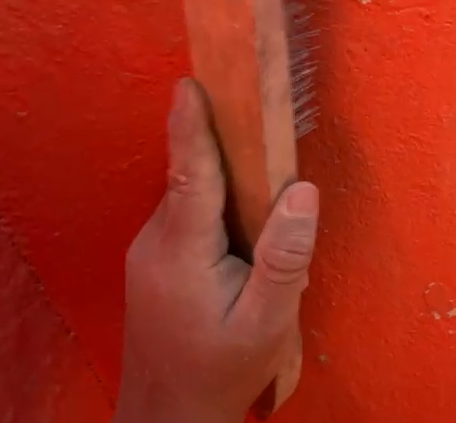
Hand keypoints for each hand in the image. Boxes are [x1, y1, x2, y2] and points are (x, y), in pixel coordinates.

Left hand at [115, 78, 319, 422]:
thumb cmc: (219, 374)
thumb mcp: (266, 322)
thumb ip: (284, 257)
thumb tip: (302, 189)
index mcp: (182, 251)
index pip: (190, 174)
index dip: (190, 126)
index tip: (189, 82)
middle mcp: (157, 240)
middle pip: (198, 175)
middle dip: (229, 142)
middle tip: (263, 111)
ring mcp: (153, 249)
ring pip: (197, 192)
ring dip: (231, 175)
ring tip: (270, 180)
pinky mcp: (159, 257)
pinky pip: (194, 209)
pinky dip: (222, 198)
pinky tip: (249, 221)